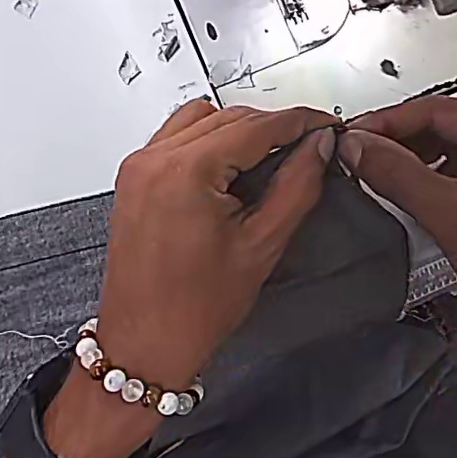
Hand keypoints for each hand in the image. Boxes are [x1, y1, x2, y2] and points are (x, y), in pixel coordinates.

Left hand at [45, 102, 337, 457]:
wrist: (146, 342)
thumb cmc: (190, 310)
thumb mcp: (262, 245)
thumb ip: (297, 186)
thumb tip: (316, 149)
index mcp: (184, 173)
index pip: (255, 126)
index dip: (299, 122)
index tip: (322, 126)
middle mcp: (153, 161)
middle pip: (227, 115)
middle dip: (272, 126)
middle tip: (306, 145)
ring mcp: (138, 168)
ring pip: (200, 118)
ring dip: (238, 128)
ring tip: (270, 159)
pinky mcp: (134, 178)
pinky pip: (176, 137)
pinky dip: (208, 140)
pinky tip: (231, 167)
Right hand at [340, 97, 456, 362]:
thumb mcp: (449, 213)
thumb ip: (396, 172)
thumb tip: (359, 146)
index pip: (437, 109)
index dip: (387, 122)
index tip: (353, 135)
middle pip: (440, 125)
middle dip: (395, 141)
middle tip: (356, 153)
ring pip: (443, 148)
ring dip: (406, 159)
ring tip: (371, 170)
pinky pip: (452, 170)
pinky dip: (422, 177)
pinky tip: (399, 188)